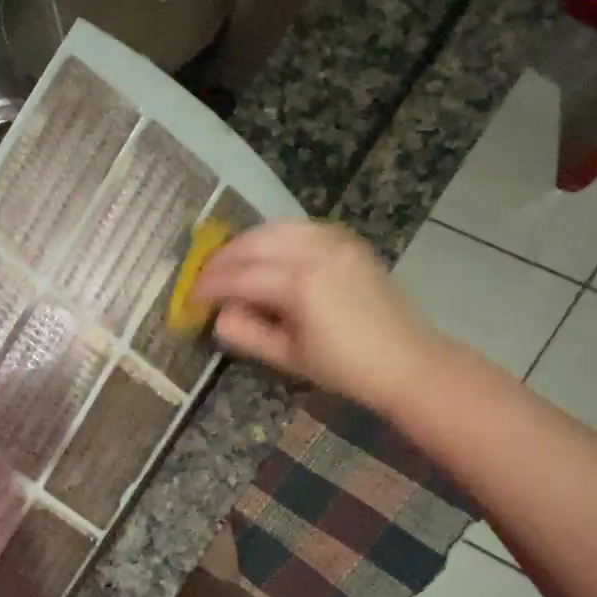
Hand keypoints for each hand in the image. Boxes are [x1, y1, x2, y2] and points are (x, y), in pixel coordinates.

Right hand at [190, 221, 447, 408]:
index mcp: (299, 285)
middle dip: (221, 259)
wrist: (406, 361)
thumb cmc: (343, 368)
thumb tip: (219, 315)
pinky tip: (265, 256)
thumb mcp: (285, 357)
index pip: (238, 277)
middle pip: (253, 243)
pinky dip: (275, 237)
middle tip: (202, 279)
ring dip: (245, 243)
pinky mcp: (348, 242)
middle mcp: (316, 253)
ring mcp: (336, 242)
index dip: (207, 287)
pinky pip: (301, 228)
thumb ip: (245, 332)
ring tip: (229, 264)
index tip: (189, 298)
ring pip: (275, 228)